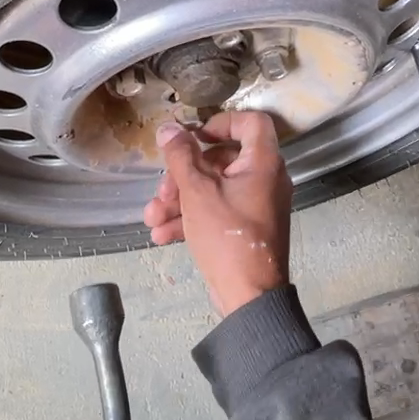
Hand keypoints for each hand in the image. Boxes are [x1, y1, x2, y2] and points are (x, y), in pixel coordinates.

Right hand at [142, 111, 291, 315]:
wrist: (249, 297)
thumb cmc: (227, 236)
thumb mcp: (196, 191)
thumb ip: (180, 156)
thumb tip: (168, 129)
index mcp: (263, 163)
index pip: (251, 122)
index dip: (221, 123)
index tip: (195, 137)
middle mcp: (265, 179)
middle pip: (222, 159)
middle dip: (184, 173)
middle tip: (162, 189)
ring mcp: (257, 205)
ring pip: (214, 188)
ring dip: (180, 199)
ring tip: (153, 217)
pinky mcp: (247, 228)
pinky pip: (218, 211)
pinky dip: (192, 218)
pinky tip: (162, 234)